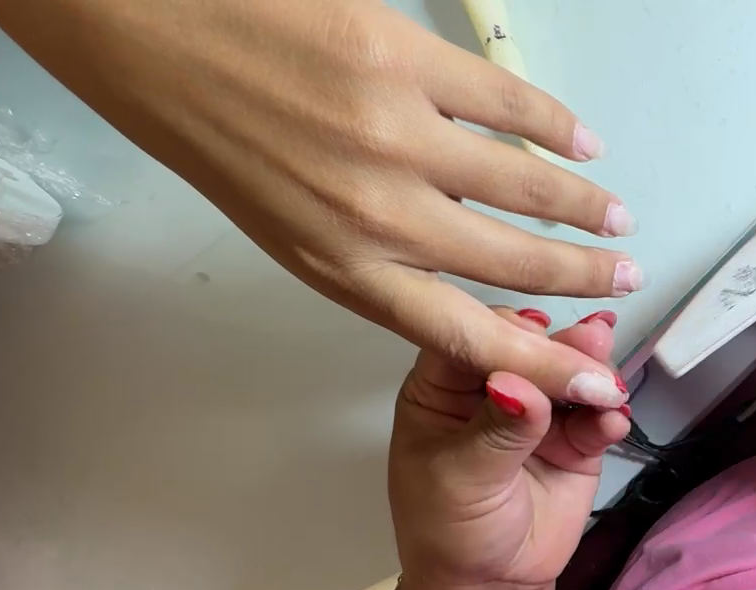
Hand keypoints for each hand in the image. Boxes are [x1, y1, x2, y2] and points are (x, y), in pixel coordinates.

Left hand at [0, 0, 635, 407]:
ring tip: (618, 217)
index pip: (477, 339)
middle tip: (628, 276)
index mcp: (350, 270)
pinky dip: (558, 128)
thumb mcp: (300, 235)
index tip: (600, 385)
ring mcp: (392, 135)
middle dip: (589, 277)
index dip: (549, 372)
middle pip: (520, 264)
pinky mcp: (398, 59)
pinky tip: (584, 144)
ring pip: (529, 185)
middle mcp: (379, 215)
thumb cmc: (214, 133)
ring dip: (587, 208)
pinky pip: (506, 105)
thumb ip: (393, 267)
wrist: (127, 11)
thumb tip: (481, 273)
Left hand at [387, 309, 629, 589]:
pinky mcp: (578, 444)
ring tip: (610, 382)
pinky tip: (615, 421)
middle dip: (562, 348)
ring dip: (594, 377)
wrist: (492, 585)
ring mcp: (542, 417)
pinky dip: (610, 418)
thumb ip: (498, 429)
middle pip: (532, 354)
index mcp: (444, 389)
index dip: (505, 332)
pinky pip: (598, 422)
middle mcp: (495, 392)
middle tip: (594, 340)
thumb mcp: (461, 476)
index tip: (538, 330)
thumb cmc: (450, 528)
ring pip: (572, 381)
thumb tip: (524, 382)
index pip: (472, 342)